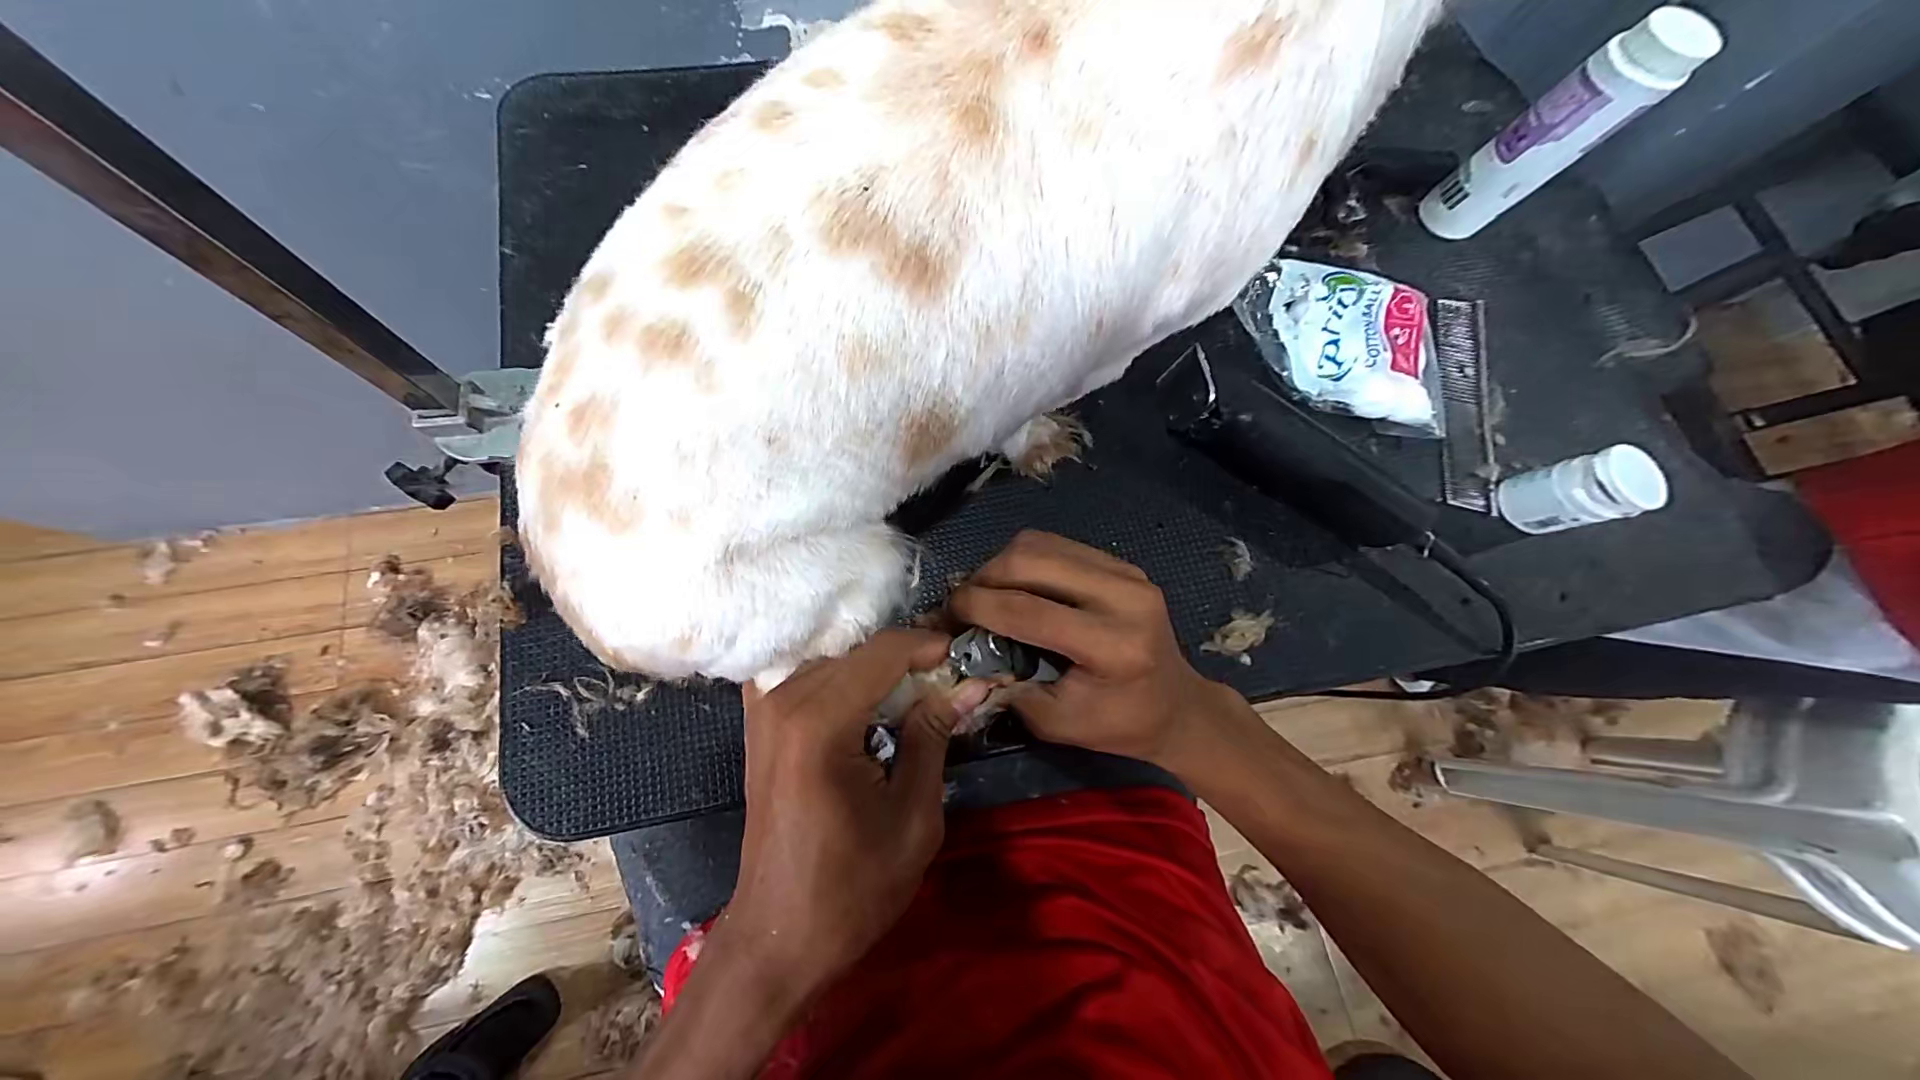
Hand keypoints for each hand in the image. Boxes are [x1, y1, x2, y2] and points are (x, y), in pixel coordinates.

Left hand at [721, 628, 960, 990]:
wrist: (778, 937)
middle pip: (856, 651)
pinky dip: (839, 676)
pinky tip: (864, 697)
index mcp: (820, 723)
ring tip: (913, 689)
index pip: (882, 652)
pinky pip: (804, 676)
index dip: (927, 646)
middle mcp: (783, 702)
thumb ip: (933, 737)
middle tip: (945, 678)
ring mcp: (763, 710)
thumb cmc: (852, 888)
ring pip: (832, 658)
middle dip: (905, 657)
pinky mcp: (758, 724)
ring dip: (874, 666)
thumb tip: (967, 687)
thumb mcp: (913, 816)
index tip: (962, 659)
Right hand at [949, 531, 1252, 768]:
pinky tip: (1013, 585)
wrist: (1177, 705)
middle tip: (961, 605)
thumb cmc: (1118, 724)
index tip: (945, 616)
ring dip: (999, 565)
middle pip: (1030, 560)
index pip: (1028, 610)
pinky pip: (1056, 545)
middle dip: (982, 578)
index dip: (976, 607)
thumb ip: (1008, 685)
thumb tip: (962, 649)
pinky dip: (1023, 560)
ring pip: (1039, 543)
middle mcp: (1124, 596)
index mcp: (1113, 645)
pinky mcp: (1121, 563)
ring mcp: (1126, 572)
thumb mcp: (1056, 722)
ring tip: (984, 594)